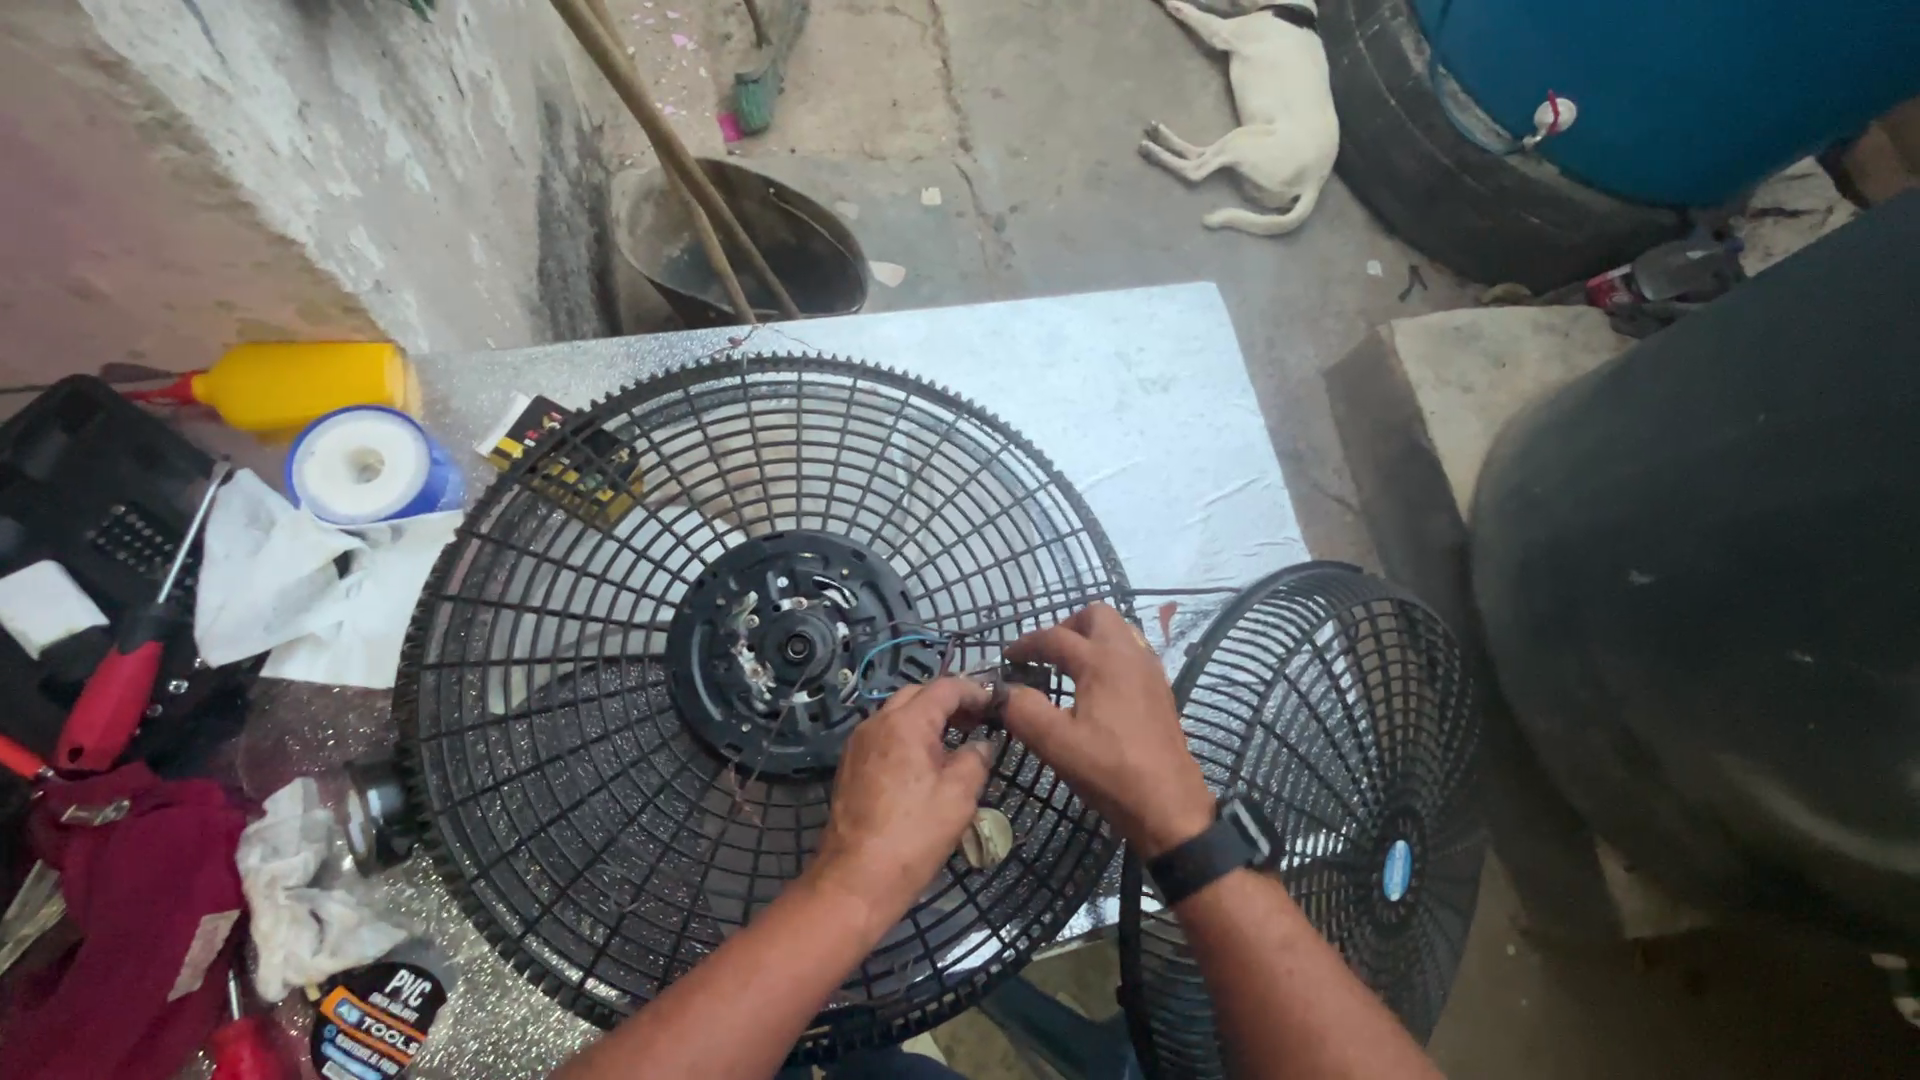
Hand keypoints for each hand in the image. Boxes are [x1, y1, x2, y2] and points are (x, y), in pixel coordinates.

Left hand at [808, 679, 994, 923]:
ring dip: (926, 718)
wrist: (856, 879)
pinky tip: (925, 760)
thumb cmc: (914, 835)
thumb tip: (980, 745)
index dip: (973, 690)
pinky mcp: (850, 765)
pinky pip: (884, 735)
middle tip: (977, 719)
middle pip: (917, 694)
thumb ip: (975, 759)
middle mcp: (876, 723)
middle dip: (948, 701)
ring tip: (955, 739)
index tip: (995, 702)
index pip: (944, 688)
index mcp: (905, 723)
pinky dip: (908, 736)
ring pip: (897, 714)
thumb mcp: (960, 796)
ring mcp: (858, 744)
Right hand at [1004, 603, 1214, 856]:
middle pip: (1097, 615)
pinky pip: (1133, 654)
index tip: (1008, 659)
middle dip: (1067, 626)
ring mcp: (1150, 672)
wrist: (1169, 805)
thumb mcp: (1055, 743)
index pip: (1055, 637)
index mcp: (1102, 661)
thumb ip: (1022, 709)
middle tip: (1047, 654)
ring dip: (1091, 638)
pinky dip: (1110, 657)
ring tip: (1070, 667)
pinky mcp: (1161, 691)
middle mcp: (1130, 655)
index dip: (1026, 644)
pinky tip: (1098, 689)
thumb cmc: (1109, 770)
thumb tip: (1004, 691)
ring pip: (1120, 632)